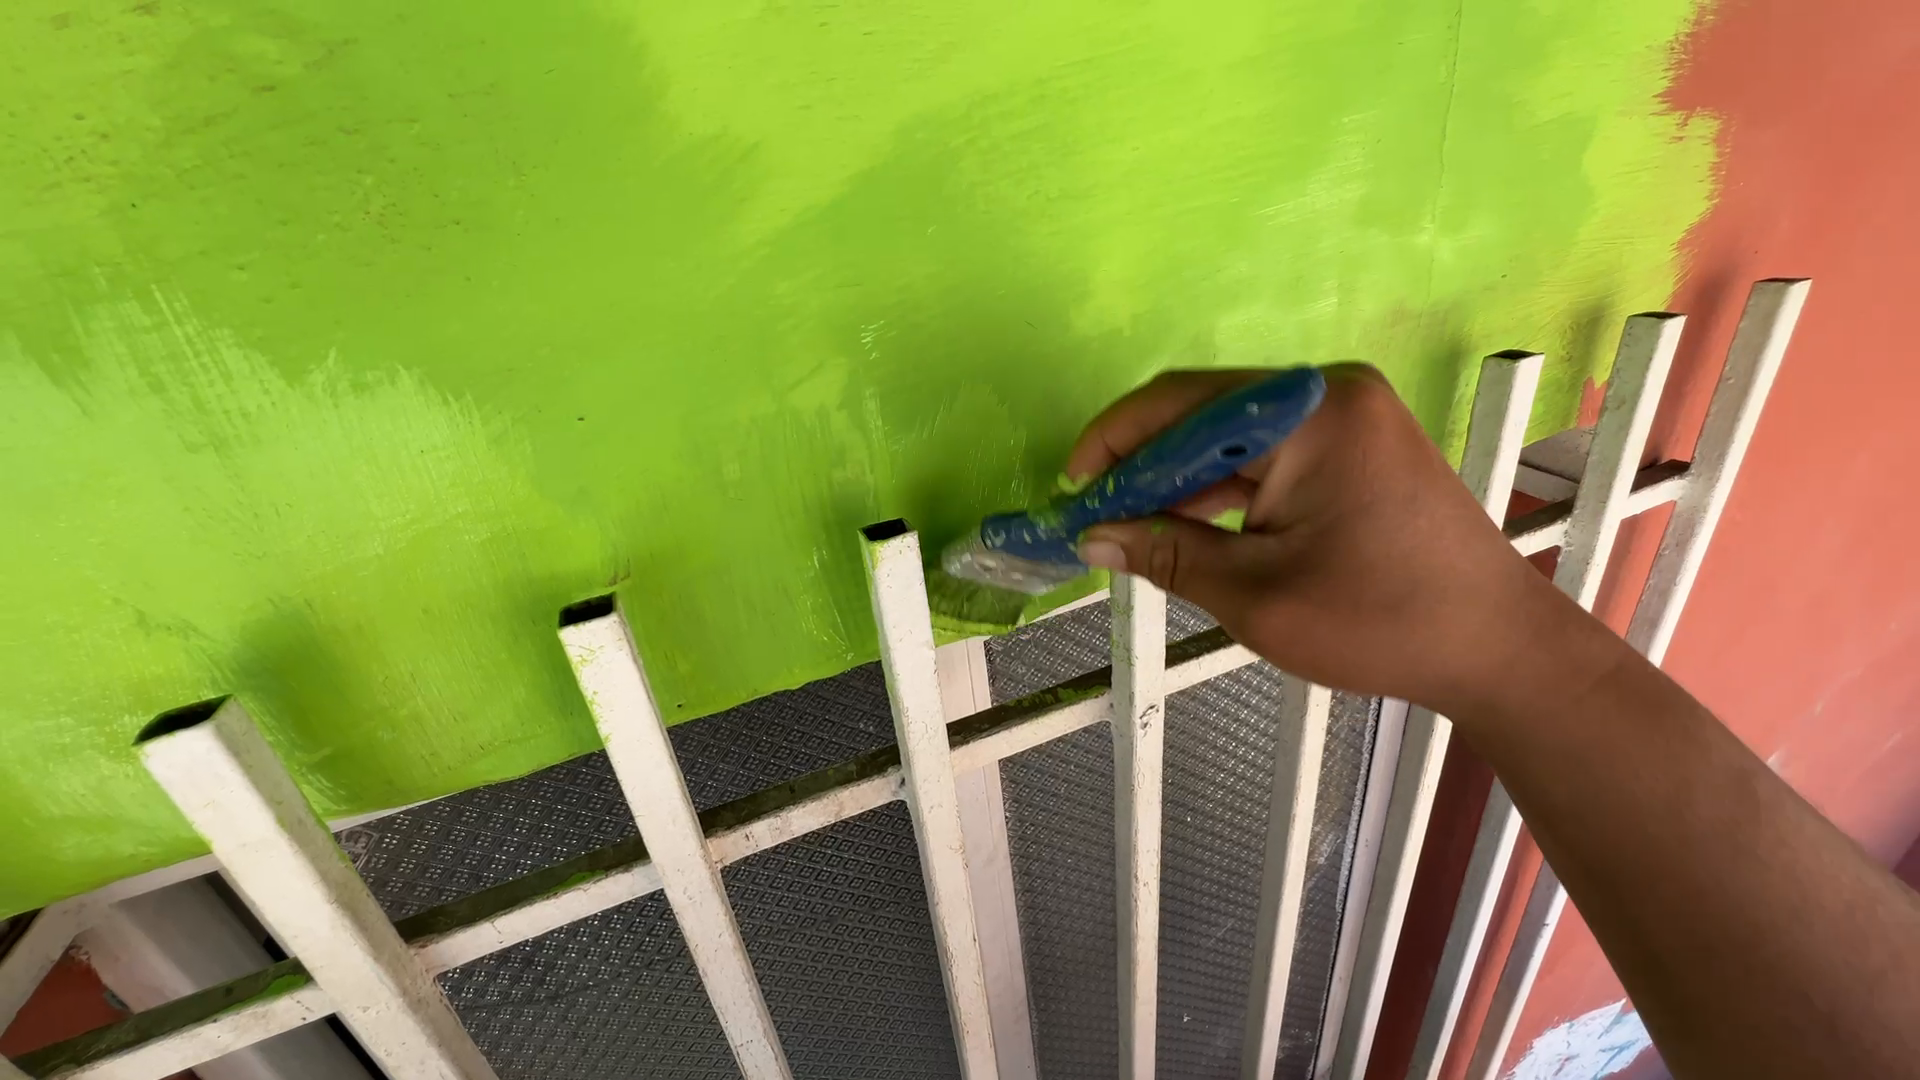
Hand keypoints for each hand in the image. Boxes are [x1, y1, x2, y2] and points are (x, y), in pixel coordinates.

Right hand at [1069, 365, 1586, 714]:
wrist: (1497, 650)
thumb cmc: (1379, 621)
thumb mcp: (1255, 594)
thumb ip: (1165, 555)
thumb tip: (1091, 538)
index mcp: (1310, 413)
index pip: (1182, 405)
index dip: (1114, 441)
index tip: (1071, 489)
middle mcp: (1327, 395)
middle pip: (1204, 416)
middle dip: (1142, 466)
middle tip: (1095, 517)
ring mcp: (1344, 419)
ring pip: (1229, 439)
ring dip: (1176, 482)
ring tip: (1129, 528)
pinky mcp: (1350, 449)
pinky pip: (1262, 458)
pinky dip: (1218, 492)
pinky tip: (1184, 526)